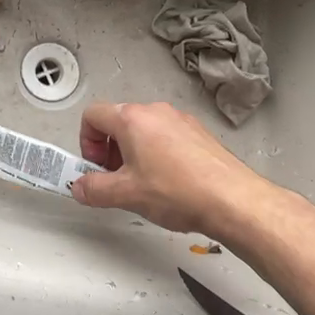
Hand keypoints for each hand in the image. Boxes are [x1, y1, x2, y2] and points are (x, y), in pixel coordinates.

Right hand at [69, 101, 276, 237]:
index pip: (93, 115)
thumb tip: (80, 188)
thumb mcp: (126, 194)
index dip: (87, 142)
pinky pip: (167, 137)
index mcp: (132, 119)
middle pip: (118, 121)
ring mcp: (181, 121)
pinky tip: (169, 184)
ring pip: (143, 130)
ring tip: (143, 184)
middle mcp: (155, 112)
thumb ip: (94, 189)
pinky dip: (158, 154)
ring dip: (134, 152)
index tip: (95, 166)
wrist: (234, 201)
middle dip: (109, 150)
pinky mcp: (199, 134)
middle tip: (115, 178)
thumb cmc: (179, 191)